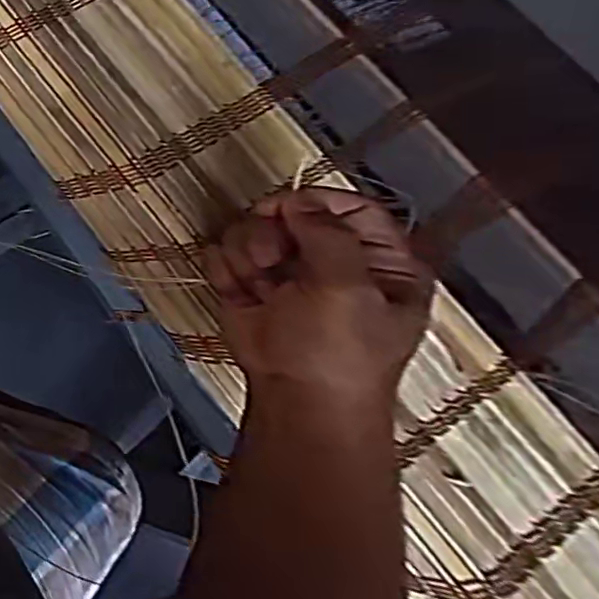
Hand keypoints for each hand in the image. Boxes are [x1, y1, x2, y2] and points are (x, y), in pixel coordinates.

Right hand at [203, 188, 431, 406]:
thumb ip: (328, 236)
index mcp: (376, 260)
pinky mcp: (245, 282)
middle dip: (270, 232)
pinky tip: (238, 292)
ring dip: (245, 253)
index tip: (285, 209)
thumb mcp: (348, 290)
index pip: (349, 207)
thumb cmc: (337, 349)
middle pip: (289, 214)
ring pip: (250, 230)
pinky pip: (223, 253)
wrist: (295, 397)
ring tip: (257, 284)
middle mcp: (328, 259)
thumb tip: (297, 202)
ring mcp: (284, 271)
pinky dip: (225, 269)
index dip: (315, 201)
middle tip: (269, 260)